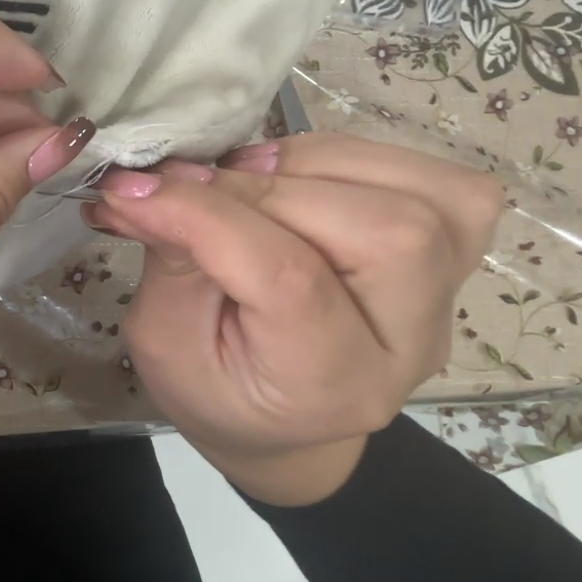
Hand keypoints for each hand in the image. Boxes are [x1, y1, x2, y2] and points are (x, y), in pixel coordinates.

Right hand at [84, 134, 503, 505]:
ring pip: (423, 196)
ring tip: (243, 177)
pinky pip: (441, 183)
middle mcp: (409, 341)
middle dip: (266, 188)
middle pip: (383, 231)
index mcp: (326, 382)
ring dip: (313, 166)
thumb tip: (142, 185)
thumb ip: (167, 263)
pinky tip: (295, 177)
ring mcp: (445, 296)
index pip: (288, 279)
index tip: (127, 188)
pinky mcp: (454, 258)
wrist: (278, 420)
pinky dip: (358, 161)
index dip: (205, 215)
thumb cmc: (210, 387)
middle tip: (190, 185)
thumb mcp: (162, 342)